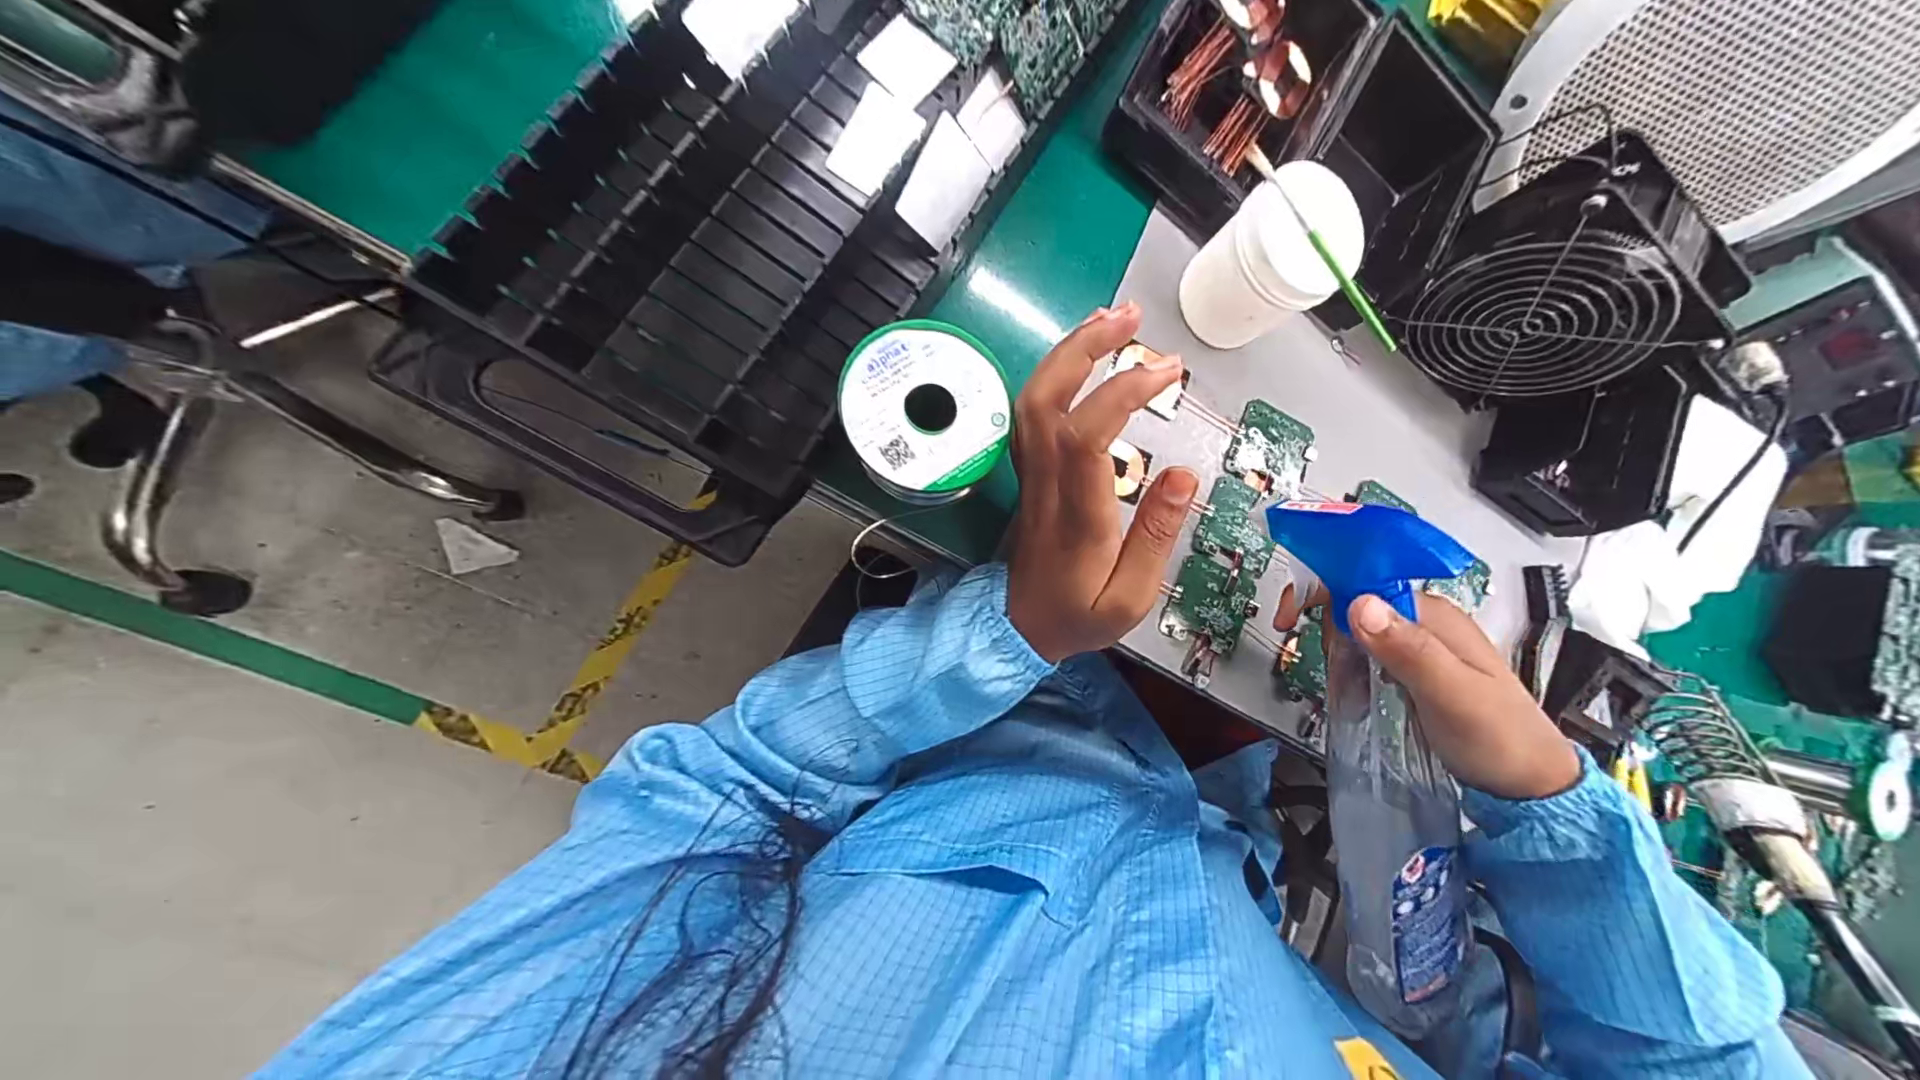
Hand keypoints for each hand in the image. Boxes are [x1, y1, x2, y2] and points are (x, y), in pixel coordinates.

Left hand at [1006, 303, 1198, 662]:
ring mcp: (1030, 476)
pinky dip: (1056, 376)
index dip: (1122, 393)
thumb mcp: (1130, 598)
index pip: (1085, 437)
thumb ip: (1156, 537)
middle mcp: (1045, 485)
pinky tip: (1083, 359)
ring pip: (1032, 402)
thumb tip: (1181, 474)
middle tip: (1130, 317)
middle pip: (1045, 401)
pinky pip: (1032, 415)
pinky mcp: (1028, 475)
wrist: (1018, 628)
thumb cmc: (1078, 617)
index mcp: (1076, 515)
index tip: (1167, 371)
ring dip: (1068, 354)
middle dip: (1084, 349)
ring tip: (1111, 322)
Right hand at [1341, 592, 1580, 799]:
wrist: (1528, 784)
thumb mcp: (1451, 694)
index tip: (1306, 631)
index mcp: (1435, 615)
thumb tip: (1361, 604)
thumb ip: (1409, 649)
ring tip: (1352, 688)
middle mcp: (1425, 621)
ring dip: (1342, 656)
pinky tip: (1359, 691)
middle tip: (1341, 673)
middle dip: (1336, 636)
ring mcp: (1418, 644)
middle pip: (1355, 606)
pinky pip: (1367, 654)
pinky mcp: (1411, 666)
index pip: (1365, 584)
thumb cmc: (1499, 741)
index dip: (1329, 599)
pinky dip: (1353, 670)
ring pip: (1357, 632)